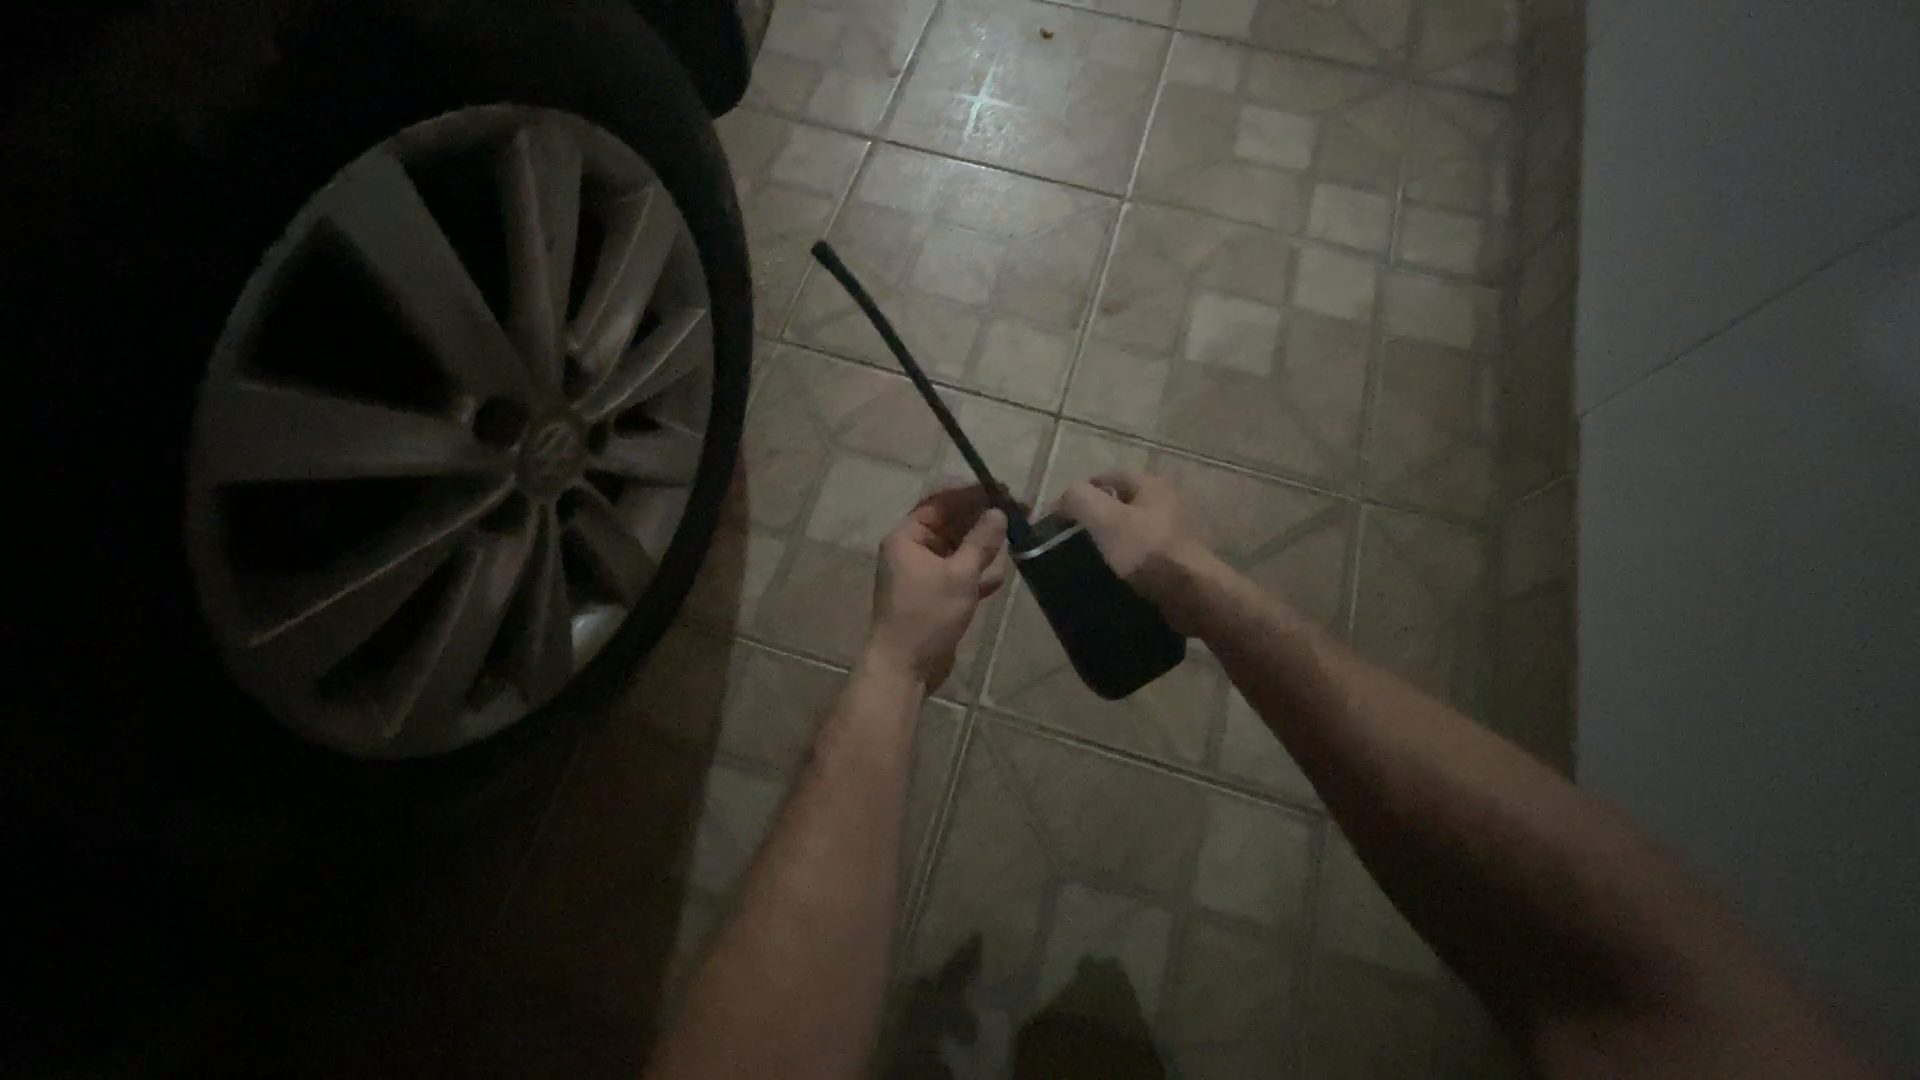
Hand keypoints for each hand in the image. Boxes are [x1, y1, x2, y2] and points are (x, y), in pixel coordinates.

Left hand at [867, 485, 1009, 690]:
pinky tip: (1000, 574)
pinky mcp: (934, 596)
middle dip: (982, 518)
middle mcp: (911, 550)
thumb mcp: (960, 575)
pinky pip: (958, 574)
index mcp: (907, 537)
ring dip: (983, 546)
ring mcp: (922, 574)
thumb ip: (981, 542)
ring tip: (1015, 538)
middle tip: (1018, 512)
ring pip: (957, 550)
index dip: (972, 493)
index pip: (941, 502)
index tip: (1003, 489)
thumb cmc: (927, 615)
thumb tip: (998, 512)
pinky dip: (977, 572)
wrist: (904, 667)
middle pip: (950, 524)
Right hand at [1058, 470, 1215, 632]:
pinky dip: (1122, 563)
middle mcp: (1164, 503)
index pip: (1106, 477)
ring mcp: (1172, 533)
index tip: (1059, 516)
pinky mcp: (1174, 561)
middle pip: (1117, 504)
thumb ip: (1078, 499)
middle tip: (1069, 539)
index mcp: (1150, 485)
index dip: (1080, 492)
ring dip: (1106, 543)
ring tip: (1084, 561)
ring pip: (1128, 531)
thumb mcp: (1105, 519)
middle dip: (1092, 519)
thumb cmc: (1147, 551)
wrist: (1191, 594)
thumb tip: (1062, 499)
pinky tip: (1108, 577)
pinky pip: (1140, 555)